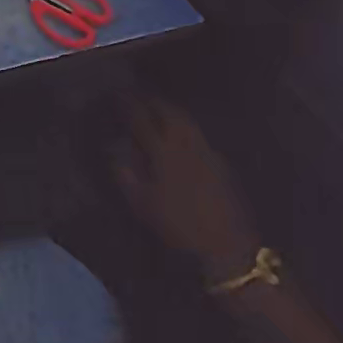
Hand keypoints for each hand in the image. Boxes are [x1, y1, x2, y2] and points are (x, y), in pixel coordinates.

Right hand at [110, 96, 262, 281]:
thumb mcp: (141, 203)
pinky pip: (199, 135)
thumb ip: (124, 173)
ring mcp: (207, 152)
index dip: (129, 104)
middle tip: (140, 96)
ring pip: (188, 122)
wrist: (228, 247)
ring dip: (172, 111)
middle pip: (170, 112)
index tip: (118, 95)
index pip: (142, 119)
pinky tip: (182, 136)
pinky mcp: (221, 164)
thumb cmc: (178, 224)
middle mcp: (186, 144)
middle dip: (154, 101)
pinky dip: (186, 128)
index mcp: (163, 151)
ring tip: (160, 109)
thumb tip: (114, 151)